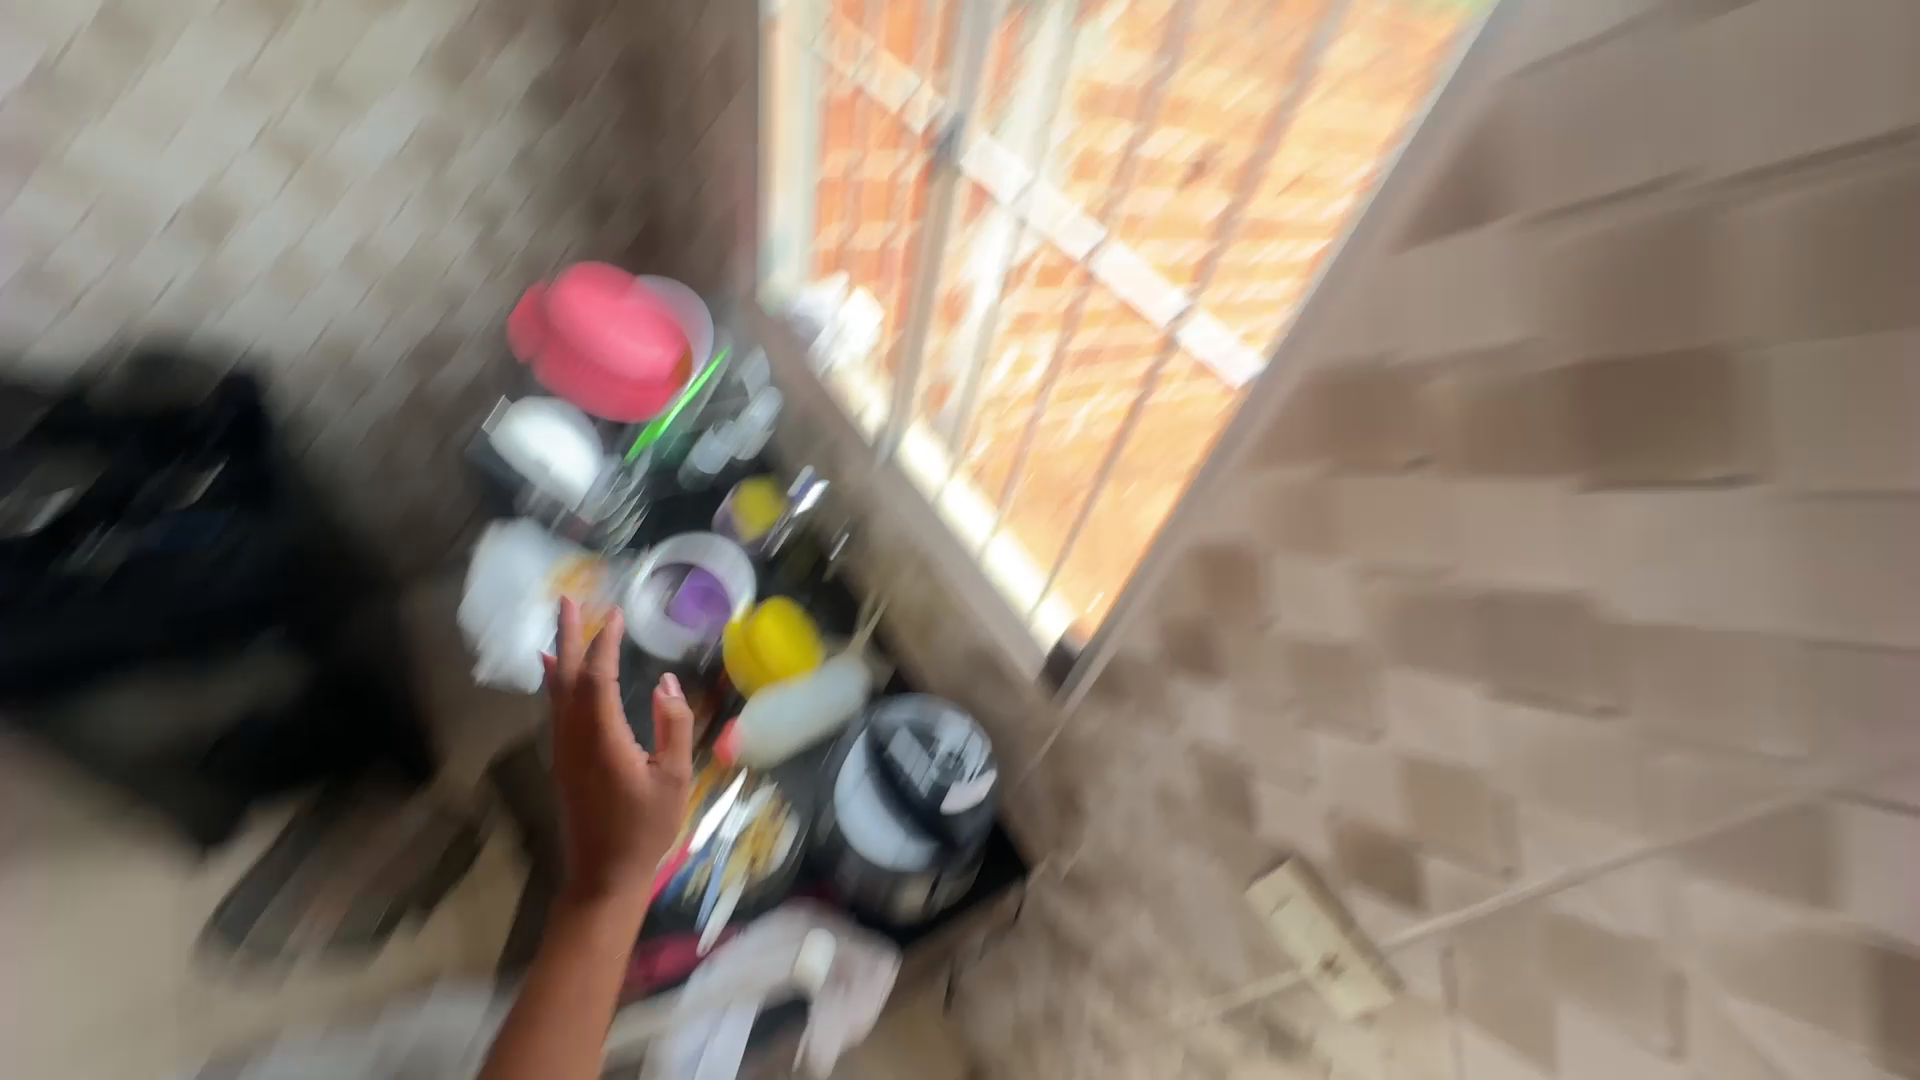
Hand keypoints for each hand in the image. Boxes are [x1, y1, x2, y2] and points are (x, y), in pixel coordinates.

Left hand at [543, 597, 693, 904]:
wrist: (603, 875)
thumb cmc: (645, 828)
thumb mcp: (674, 778)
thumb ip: (673, 726)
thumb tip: (666, 683)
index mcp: (602, 739)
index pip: (598, 678)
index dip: (605, 643)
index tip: (617, 615)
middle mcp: (574, 738)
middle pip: (566, 677)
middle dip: (569, 636)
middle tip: (570, 600)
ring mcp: (564, 750)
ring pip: (556, 692)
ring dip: (561, 653)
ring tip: (562, 623)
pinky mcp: (564, 760)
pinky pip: (555, 709)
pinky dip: (554, 682)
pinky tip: (552, 672)